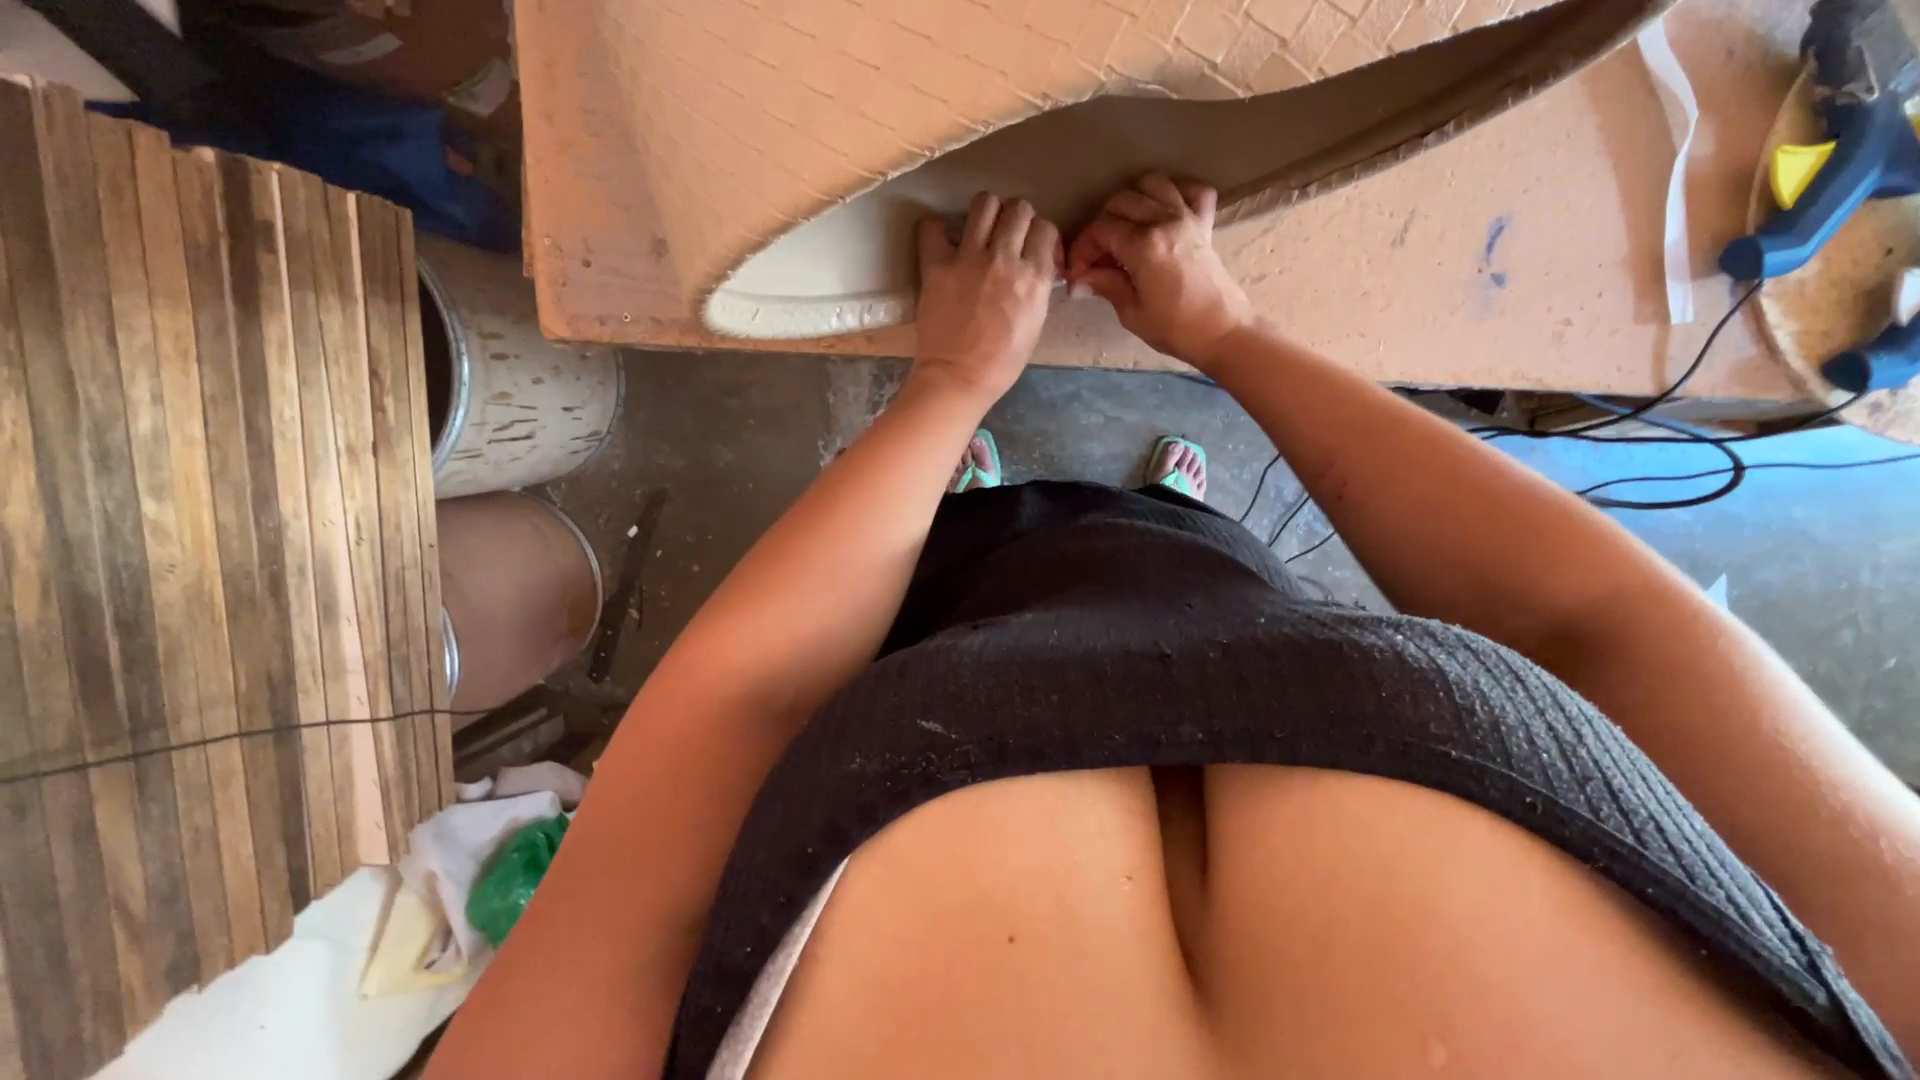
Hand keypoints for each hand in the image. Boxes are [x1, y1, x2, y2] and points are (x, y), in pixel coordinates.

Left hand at [913, 192, 1061, 401]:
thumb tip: (1034, 267)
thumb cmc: (1002, 362)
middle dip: (1017, 218)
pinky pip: (933, 227)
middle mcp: (1005, 258)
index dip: (1040, 236)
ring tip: (980, 229)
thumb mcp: (1035, 323)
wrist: (959, 378)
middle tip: (1007, 236)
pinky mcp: (936, 265)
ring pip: (985, 203)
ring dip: (986, 212)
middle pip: (1018, 209)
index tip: (1032, 250)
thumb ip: (1037, 288)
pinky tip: (943, 242)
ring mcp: (969, 258)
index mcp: (1035, 277)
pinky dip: (937, 229)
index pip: (1045, 229)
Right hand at [1066, 174, 1253, 370]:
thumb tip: (1077, 280)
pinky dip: (1176, 193)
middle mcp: (1164, 221)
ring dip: (1132, 202)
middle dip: (1101, 227)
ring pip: (1152, 184)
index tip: (1077, 273)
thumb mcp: (1132, 312)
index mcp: (1143, 246)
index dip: (1082, 249)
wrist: (1223, 332)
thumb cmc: (1175, 328)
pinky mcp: (1204, 224)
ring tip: (1126, 231)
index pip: (1100, 230)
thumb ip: (1105, 285)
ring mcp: (1187, 218)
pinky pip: (1192, 190)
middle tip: (1099, 258)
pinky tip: (1163, 212)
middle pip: (1120, 202)